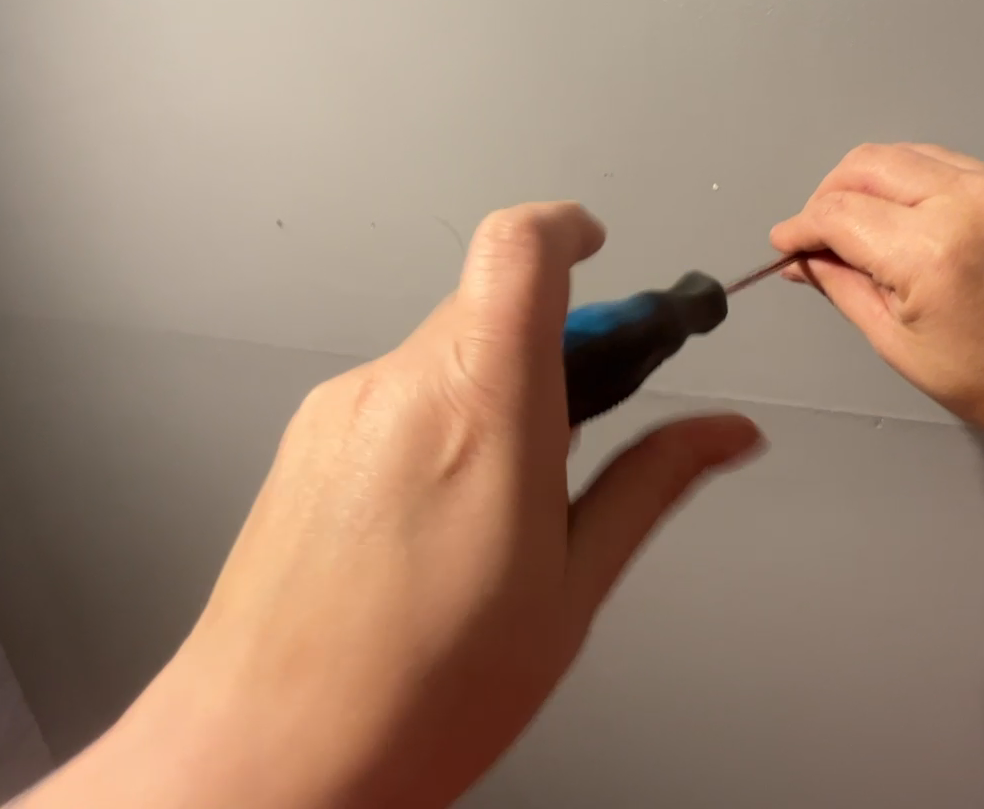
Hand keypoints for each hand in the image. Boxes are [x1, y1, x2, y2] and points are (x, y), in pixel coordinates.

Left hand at [95, 203, 762, 808]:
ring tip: (514, 488)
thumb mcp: (571, 587)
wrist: (261, 763)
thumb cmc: (418, 693)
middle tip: (589, 413)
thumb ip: (651, 482)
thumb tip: (722, 434)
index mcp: (482, 410)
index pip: (520, 250)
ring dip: (503, 382)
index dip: (567, 228)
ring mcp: (347, 406)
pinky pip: (404, 385)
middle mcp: (403, 387)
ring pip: (452, 347)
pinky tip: (449, 506)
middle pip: (498, 302)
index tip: (597, 246)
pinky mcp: (313, 432)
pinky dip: (450, 410)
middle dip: (559, 341)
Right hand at [770, 143, 983, 471]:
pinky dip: (906, 183)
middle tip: (816, 238)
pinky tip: (900, 220)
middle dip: (827, 196)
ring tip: (855, 230)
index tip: (784, 245)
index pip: (838, 213)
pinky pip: (941, 163)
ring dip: (865, 184)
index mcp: (931, 249)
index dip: (800, 228)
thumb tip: (800, 259)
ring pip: (902, 154)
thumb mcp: (898, 343)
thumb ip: (841, 286)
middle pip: (865, 164)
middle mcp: (967, 199)